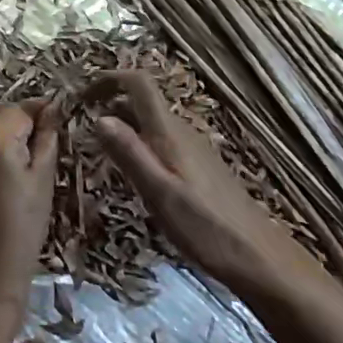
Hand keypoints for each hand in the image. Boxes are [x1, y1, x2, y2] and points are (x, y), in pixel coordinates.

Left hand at [0, 100, 59, 306]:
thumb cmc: (23, 226)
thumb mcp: (43, 179)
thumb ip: (47, 138)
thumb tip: (54, 108)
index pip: (21, 108)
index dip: (43, 110)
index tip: (62, 116)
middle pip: (1, 111)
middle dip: (24, 117)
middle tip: (48, 136)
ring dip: (9, 129)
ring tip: (32, 152)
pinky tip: (11, 164)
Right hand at [88, 73, 310, 291]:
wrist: (264, 262)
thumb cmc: (207, 229)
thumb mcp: (159, 193)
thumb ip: (129, 153)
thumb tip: (98, 117)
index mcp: (170, 133)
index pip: (139, 84)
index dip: (109, 79)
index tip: (81, 95)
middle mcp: (182, 133)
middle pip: (142, 101)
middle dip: (109, 104)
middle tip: (79, 126)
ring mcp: (194, 150)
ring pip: (151, 123)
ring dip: (122, 126)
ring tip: (98, 149)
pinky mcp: (200, 169)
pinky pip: (161, 142)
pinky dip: (139, 145)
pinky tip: (132, 174)